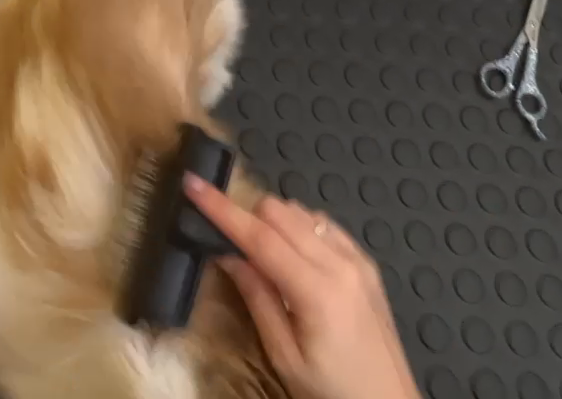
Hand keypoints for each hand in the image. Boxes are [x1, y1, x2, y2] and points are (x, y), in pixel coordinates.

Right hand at [185, 174, 421, 398]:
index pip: (259, 236)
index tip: (194, 184)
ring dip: (275, 222)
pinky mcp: (366, 262)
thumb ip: (257, 299)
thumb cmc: (331, 391)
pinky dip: (301, 228)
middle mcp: (339, 262)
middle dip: (249, 218)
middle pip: (279, 211)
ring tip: (268, 260)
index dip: (222, 208)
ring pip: (300, 211)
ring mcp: (357, 258)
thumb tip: (228, 254)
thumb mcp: (285, 357)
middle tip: (234, 247)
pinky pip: (324, 223)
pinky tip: (297, 258)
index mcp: (316, 290)